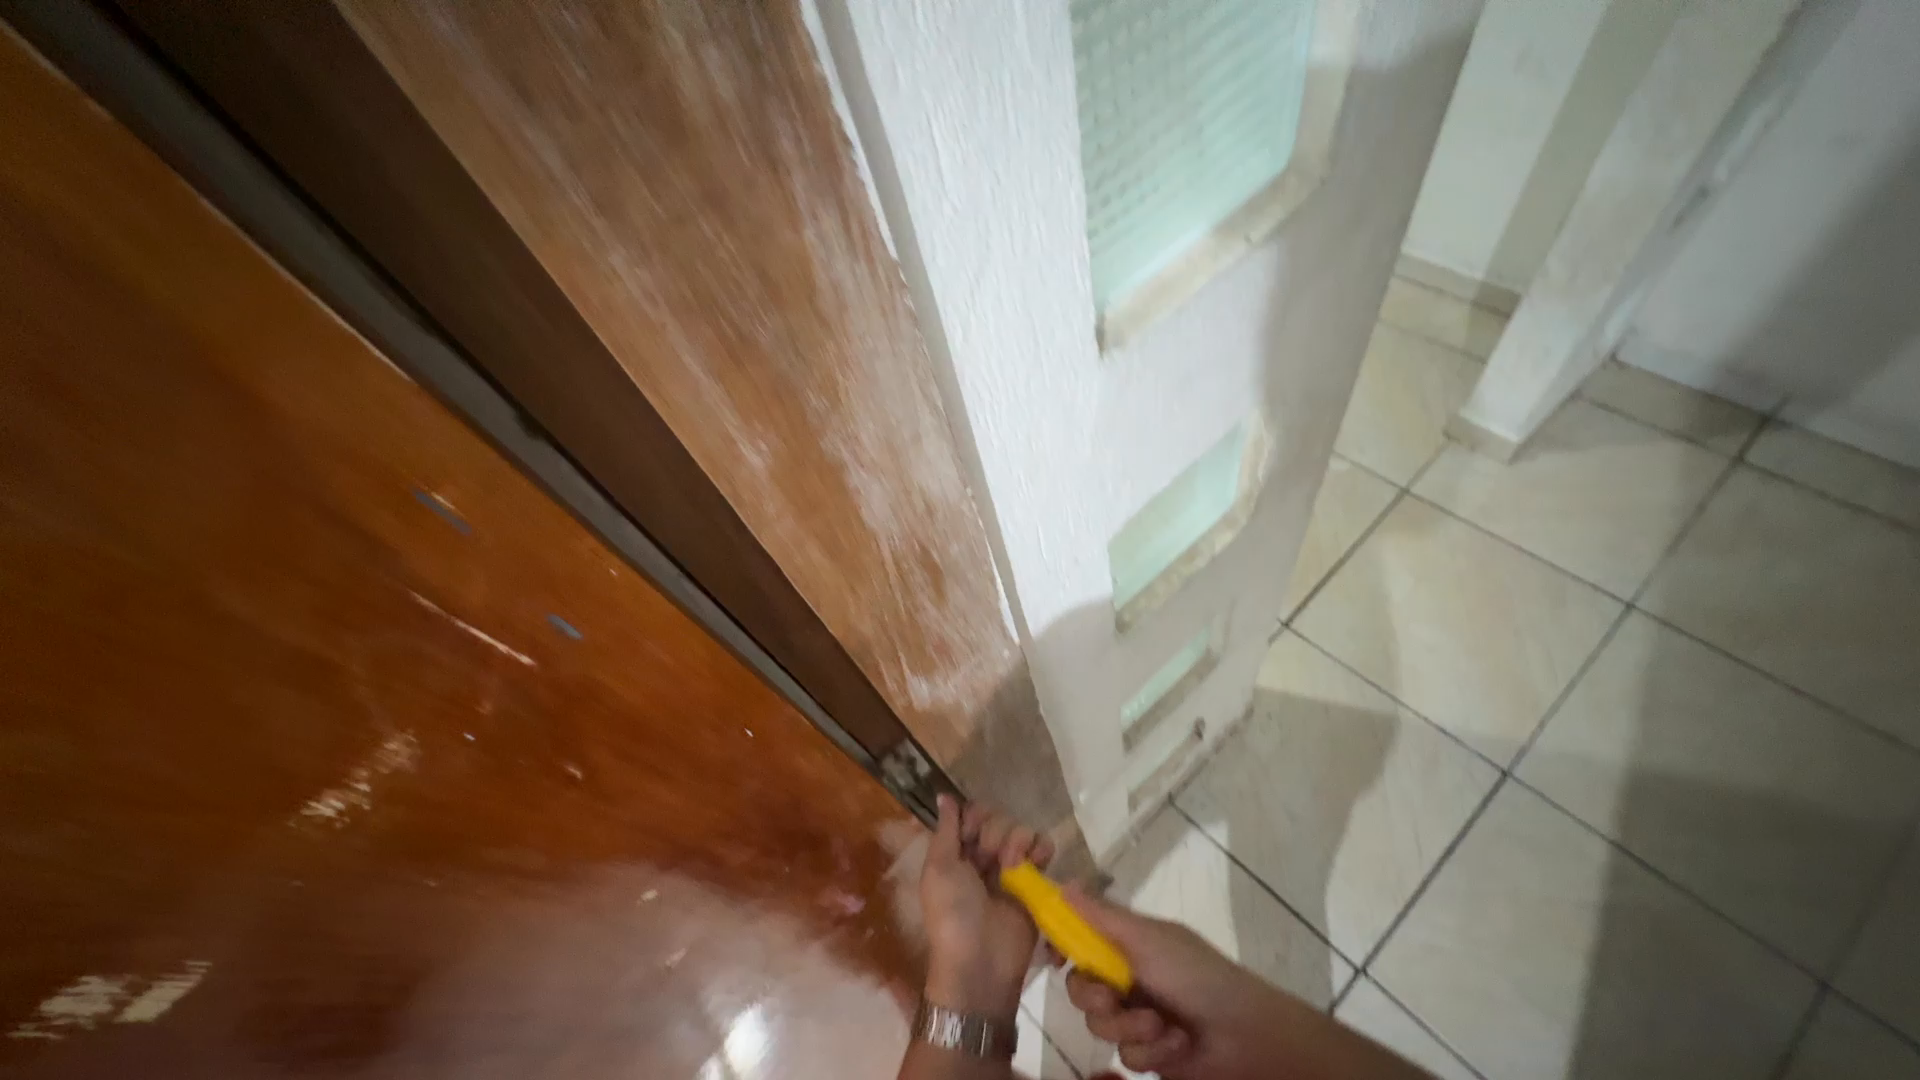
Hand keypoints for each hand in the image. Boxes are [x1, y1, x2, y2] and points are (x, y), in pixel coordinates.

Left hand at [919, 795, 1055, 1016]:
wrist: (981, 962)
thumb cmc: (953, 913)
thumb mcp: (938, 869)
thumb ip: (946, 830)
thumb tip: (943, 795)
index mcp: (957, 853)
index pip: (972, 814)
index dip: (974, 817)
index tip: (970, 834)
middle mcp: (984, 857)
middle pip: (997, 819)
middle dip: (994, 832)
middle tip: (987, 857)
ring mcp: (1012, 869)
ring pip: (1020, 830)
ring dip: (1016, 840)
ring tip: (1011, 865)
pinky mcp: (1036, 882)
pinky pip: (1043, 848)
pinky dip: (1041, 847)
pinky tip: (1034, 862)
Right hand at [1061, 886, 1299, 1078]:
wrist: (1243, 1037)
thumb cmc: (1195, 974)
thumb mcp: (1146, 938)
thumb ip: (1100, 916)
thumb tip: (1061, 884)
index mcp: (1127, 942)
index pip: (1080, 938)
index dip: (1062, 946)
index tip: (1054, 957)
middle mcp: (1127, 976)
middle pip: (1080, 987)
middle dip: (1096, 998)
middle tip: (1115, 998)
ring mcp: (1136, 1016)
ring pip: (1100, 1025)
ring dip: (1129, 1027)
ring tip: (1161, 1026)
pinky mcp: (1148, 1052)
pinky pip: (1125, 1054)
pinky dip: (1149, 1052)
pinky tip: (1175, 1044)